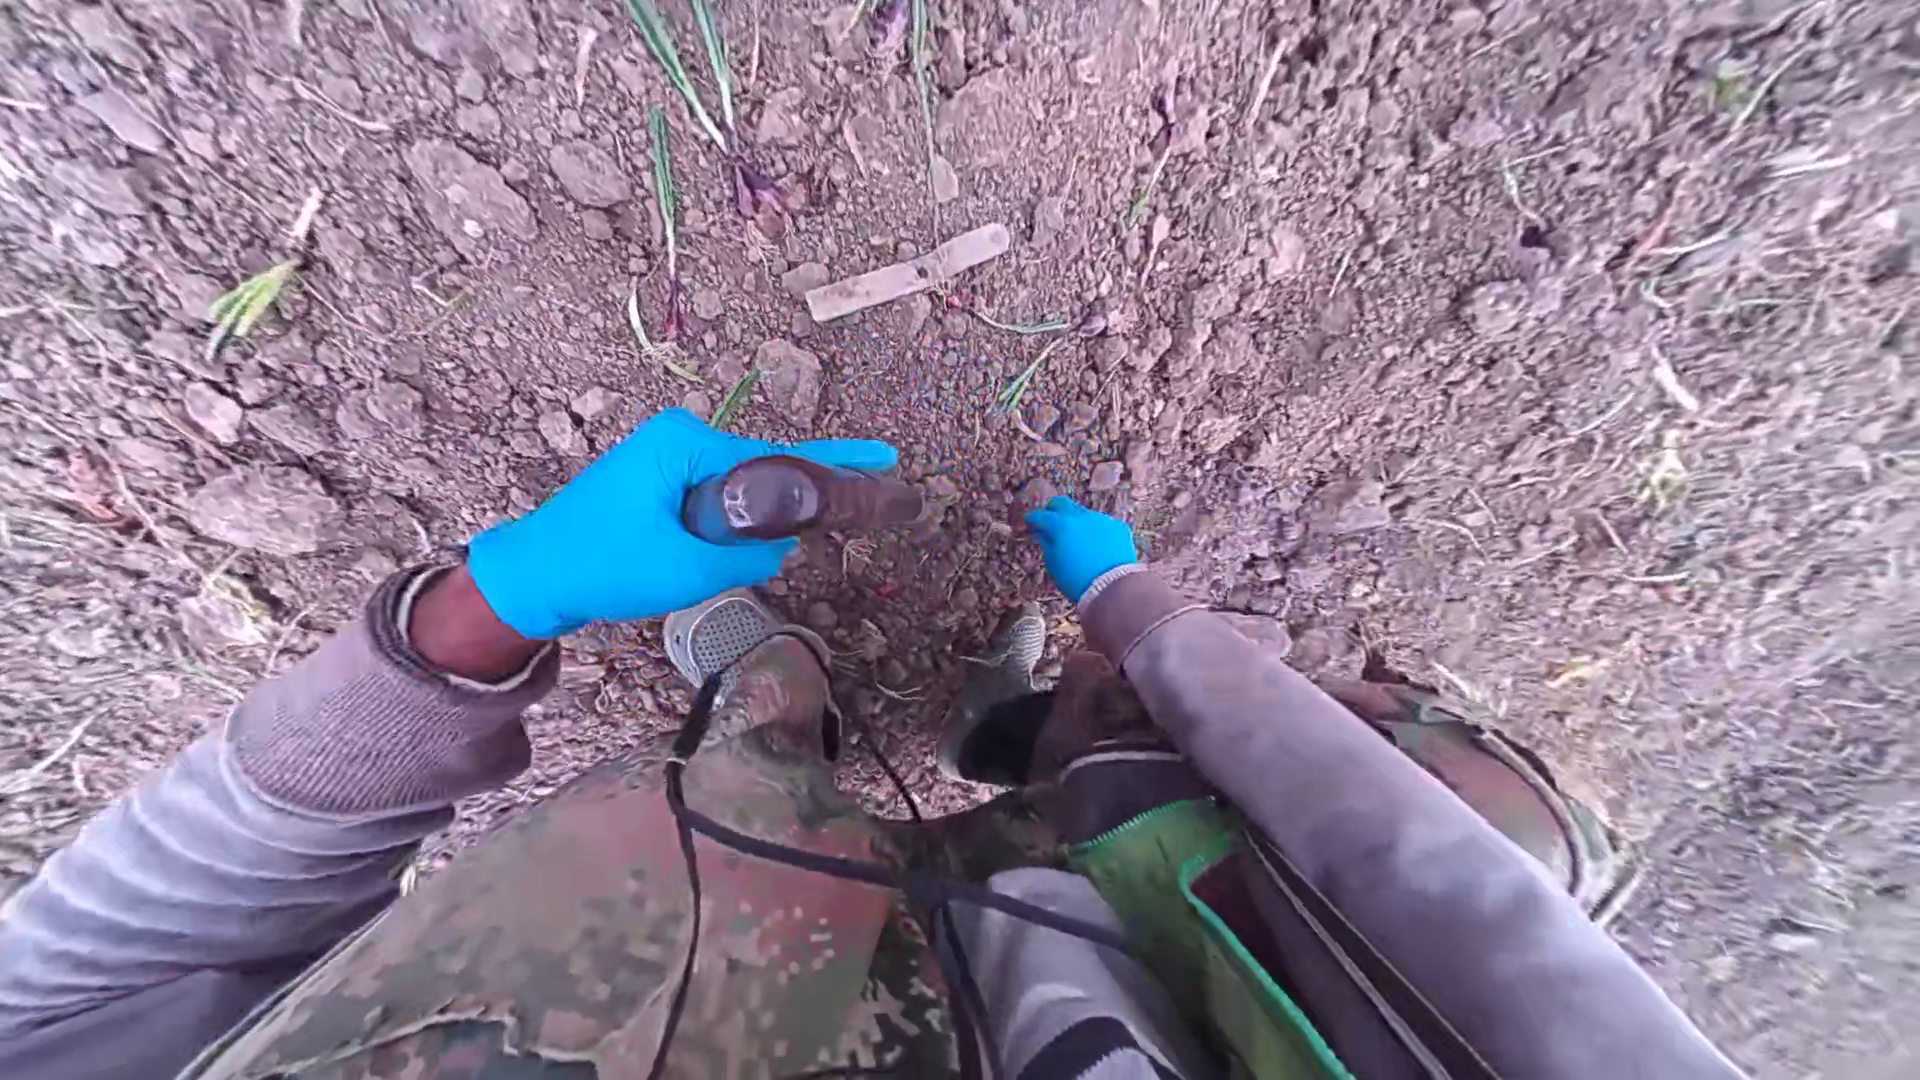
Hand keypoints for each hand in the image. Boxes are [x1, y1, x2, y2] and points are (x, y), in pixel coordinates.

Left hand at [467, 408, 897, 637]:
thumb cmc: (602, 566)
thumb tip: (786, 546)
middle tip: (870, 482)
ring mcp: (670, 459)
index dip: (833, 463)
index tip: (881, 460)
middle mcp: (681, 440)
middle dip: (812, 481)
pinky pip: (721, 493)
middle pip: (766, 464)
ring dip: (778, 504)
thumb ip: (751, 556)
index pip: (776, 457)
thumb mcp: (689, 568)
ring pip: (744, 483)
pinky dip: (750, 510)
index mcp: (686, 445)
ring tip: (828, 511)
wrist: (532, 579)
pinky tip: (775, 527)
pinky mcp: (663, 482)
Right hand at [1024, 496, 1137, 602]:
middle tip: (1050, 522)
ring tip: (1077, 540)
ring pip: (1085, 515)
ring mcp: (1102, 520)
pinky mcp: (1119, 527)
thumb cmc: (1077, 580)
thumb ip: (1047, 544)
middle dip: (1053, 510)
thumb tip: (1042, 534)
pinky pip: (1103, 525)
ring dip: (1077, 523)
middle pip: (1063, 504)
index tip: (1029, 523)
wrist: (1113, 588)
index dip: (1033, 519)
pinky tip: (1097, 546)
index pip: (1041, 516)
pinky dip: (1096, 531)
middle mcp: (1082, 516)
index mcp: (1061, 525)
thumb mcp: (1054, 565)